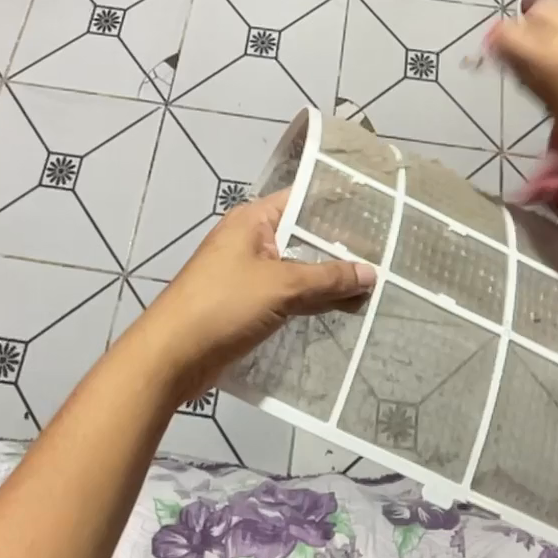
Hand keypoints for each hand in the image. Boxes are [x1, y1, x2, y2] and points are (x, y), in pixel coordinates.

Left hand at [131, 189, 375, 399]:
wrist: (171, 357)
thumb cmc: (223, 305)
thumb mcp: (281, 286)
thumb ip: (327, 279)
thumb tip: (370, 274)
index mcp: (253, 220)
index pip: (302, 200)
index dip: (337, 206)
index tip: (377, 213)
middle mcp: (250, 240)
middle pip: (303, 237)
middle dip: (339, 249)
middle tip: (386, 254)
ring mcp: (248, 274)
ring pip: (298, 270)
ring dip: (328, 280)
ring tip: (375, 286)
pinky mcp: (247, 305)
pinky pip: (288, 296)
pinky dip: (312, 301)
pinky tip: (343, 312)